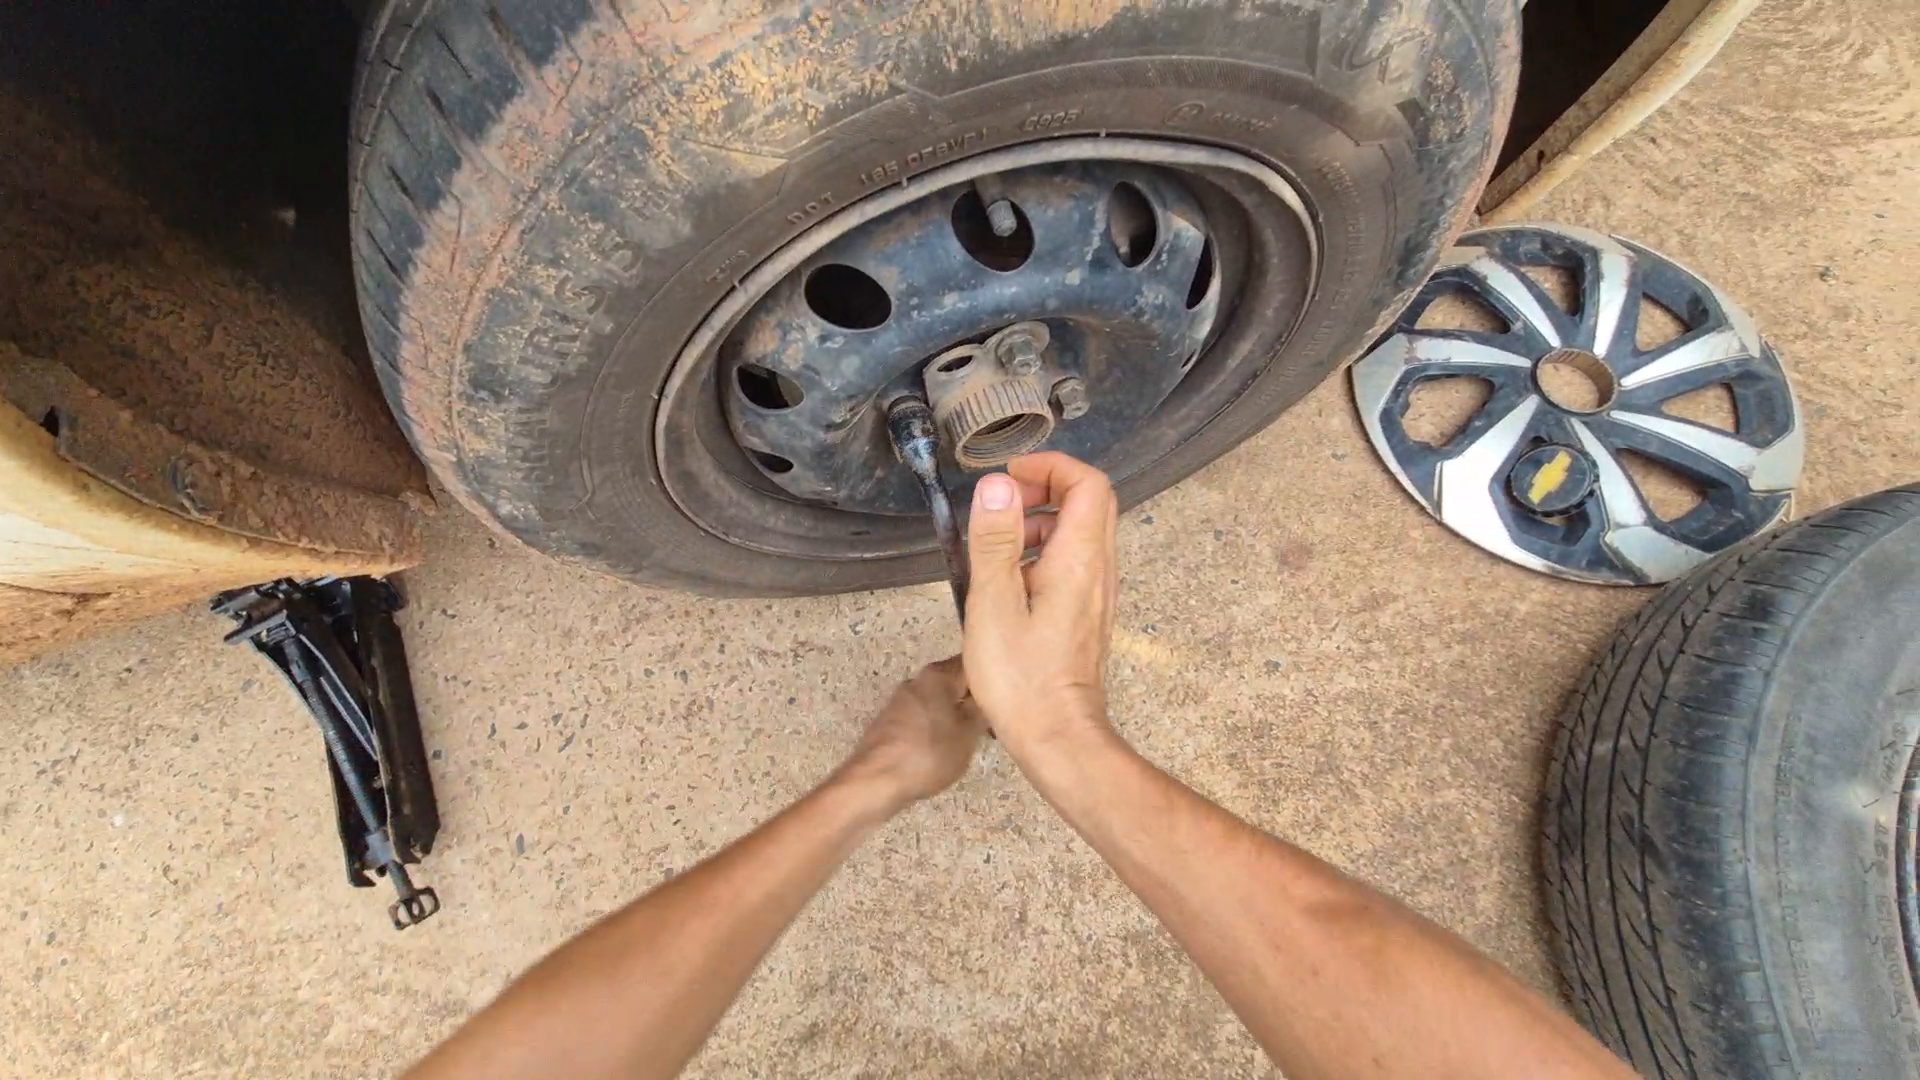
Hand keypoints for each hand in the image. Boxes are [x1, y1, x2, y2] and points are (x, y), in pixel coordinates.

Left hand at [836, 658, 985, 810]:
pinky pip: (925, 717)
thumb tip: (989, 696)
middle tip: (995, 721)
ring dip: (958, 715)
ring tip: (974, 738)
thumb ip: (982, 710)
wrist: (876, 781)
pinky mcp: (892, 722)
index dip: (993, 677)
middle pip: (955, 682)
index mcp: (937, 675)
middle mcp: (917, 680)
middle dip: (975, 699)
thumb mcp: (968, 734)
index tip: (1008, 694)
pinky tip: (946, 748)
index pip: (973, 663)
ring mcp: (901, 701)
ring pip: (940, 701)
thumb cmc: (928, 753)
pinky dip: (939, 727)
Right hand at [961, 452, 1119, 760]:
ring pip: (1083, 531)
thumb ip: (996, 539)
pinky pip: (1076, 561)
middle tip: (1003, 503)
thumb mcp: (994, 602)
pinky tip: (1012, 579)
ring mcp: (1098, 592)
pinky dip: (1046, 550)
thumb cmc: (1021, 675)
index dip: (1051, 467)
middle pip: (1090, 502)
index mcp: (1080, 558)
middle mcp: (1099, 569)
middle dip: (1047, 487)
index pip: (1088, 483)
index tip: (1010, 477)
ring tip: (1000, 543)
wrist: (1057, 735)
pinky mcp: (1088, 612)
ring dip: (1043, 520)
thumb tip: (997, 485)